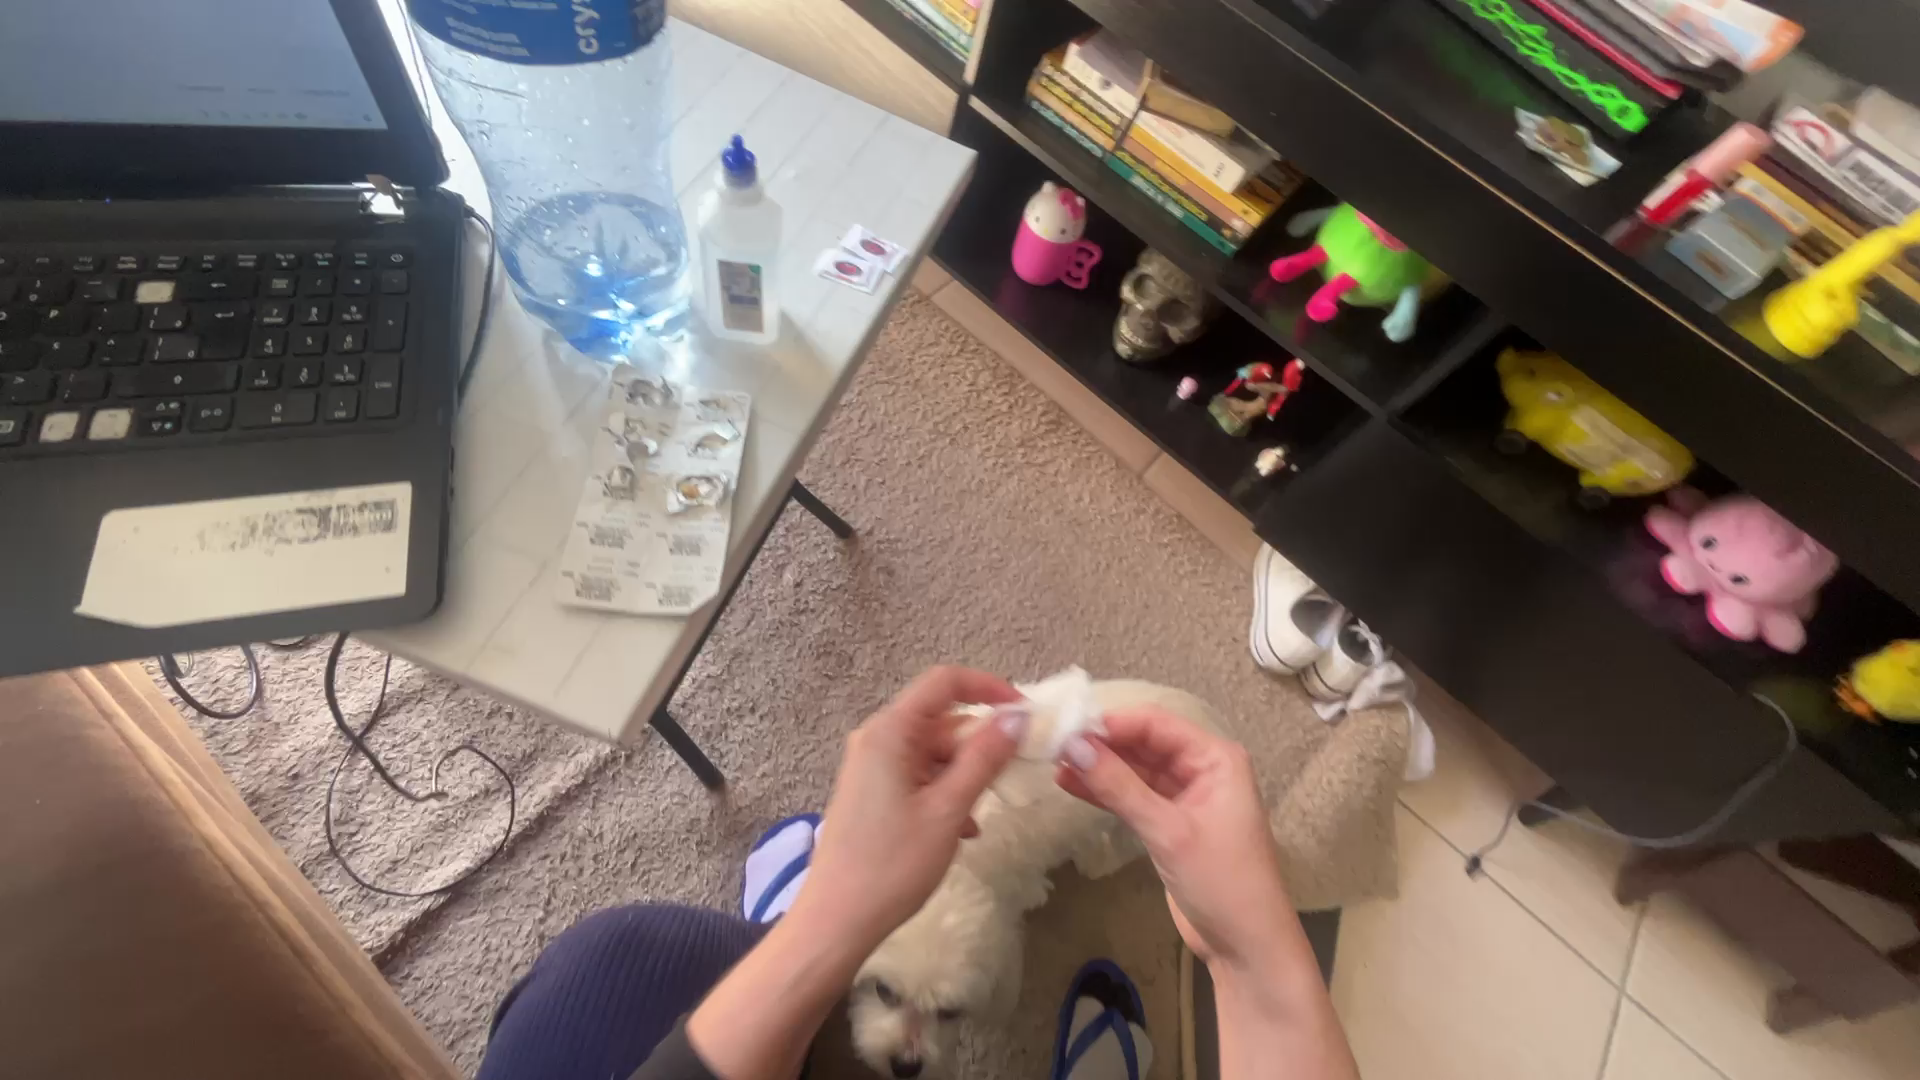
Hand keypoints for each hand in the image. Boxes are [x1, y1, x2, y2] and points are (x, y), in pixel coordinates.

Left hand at [791, 666, 1026, 957]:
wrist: (835, 922)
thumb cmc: (892, 863)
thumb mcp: (948, 809)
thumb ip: (984, 757)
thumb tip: (1017, 716)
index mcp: (890, 730)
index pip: (945, 682)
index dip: (988, 687)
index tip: (1024, 711)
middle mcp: (877, 737)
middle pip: (940, 718)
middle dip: (979, 739)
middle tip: (1013, 768)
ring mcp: (871, 765)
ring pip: (932, 750)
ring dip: (963, 772)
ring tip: (984, 810)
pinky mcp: (871, 791)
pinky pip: (918, 774)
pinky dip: (944, 790)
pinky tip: (963, 829)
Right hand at [1055, 707, 1290, 972]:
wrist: (1248, 951)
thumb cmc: (1222, 883)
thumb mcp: (1168, 831)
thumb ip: (1119, 787)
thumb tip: (1073, 747)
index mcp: (1215, 758)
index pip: (1156, 723)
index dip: (1112, 723)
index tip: (1069, 728)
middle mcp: (1201, 768)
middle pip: (1143, 742)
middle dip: (1101, 744)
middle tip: (1054, 744)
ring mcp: (1184, 795)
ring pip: (1134, 768)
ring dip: (1098, 767)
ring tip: (1054, 762)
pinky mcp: (1169, 821)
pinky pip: (1132, 794)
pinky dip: (1104, 791)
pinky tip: (1070, 784)